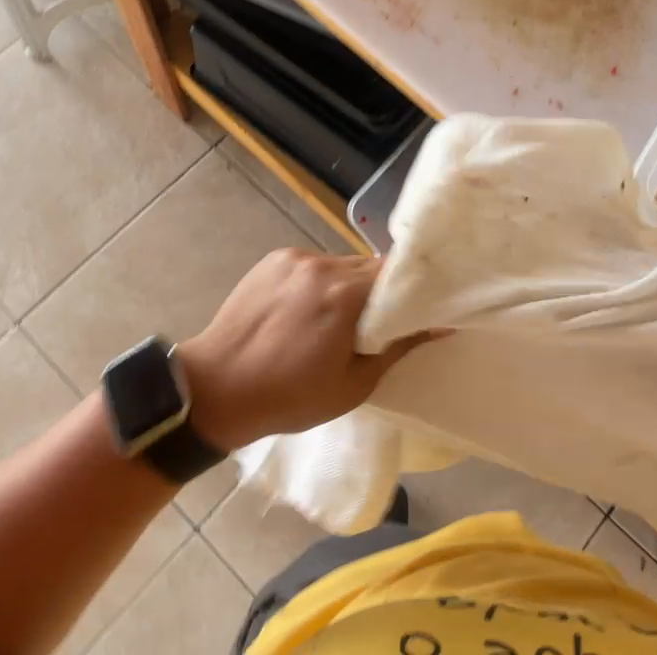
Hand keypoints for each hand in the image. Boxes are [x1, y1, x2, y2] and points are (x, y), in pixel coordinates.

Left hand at [175, 249, 442, 450]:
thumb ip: (398, 347)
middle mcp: (319, 264)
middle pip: (367, 265)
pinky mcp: (270, 261)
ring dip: (348, 286)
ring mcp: (292, 259)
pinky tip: (308, 313)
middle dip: (379, 289)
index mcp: (343, 293)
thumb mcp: (354, 383)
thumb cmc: (289, 397)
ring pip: (339, 264)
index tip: (420, 308)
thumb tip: (440, 324)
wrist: (215, 389)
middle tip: (380, 322)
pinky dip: (320, 284)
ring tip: (339, 322)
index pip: (396, 273)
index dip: (412, 289)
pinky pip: (311, 266)